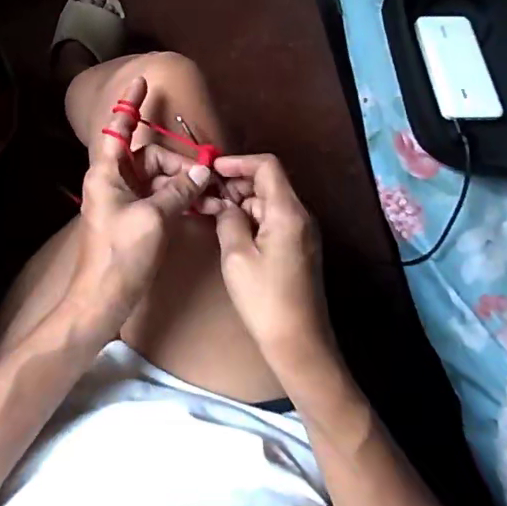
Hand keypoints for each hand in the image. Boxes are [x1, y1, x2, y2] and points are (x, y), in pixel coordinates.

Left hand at [68, 76, 212, 334]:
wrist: (102, 299)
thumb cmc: (120, 255)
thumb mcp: (154, 218)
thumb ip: (179, 191)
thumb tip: (203, 173)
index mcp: (106, 173)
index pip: (118, 128)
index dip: (130, 103)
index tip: (142, 80)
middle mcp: (112, 181)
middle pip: (149, 157)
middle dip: (178, 164)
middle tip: (205, 181)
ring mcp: (122, 200)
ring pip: (157, 178)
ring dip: (182, 184)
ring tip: (209, 197)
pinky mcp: (133, 218)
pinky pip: (158, 197)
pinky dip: (177, 198)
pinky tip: (200, 206)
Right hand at [202, 153, 329, 357]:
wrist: (299, 342)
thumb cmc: (265, 298)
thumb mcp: (236, 256)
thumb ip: (228, 220)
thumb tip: (225, 205)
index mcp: (288, 212)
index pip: (267, 166)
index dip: (237, 162)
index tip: (211, 171)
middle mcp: (300, 216)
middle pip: (267, 183)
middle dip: (235, 184)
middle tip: (204, 197)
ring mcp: (302, 232)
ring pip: (267, 202)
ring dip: (240, 203)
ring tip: (211, 214)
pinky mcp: (298, 248)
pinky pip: (272, 220)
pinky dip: (250, 219)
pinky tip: (229, 231)